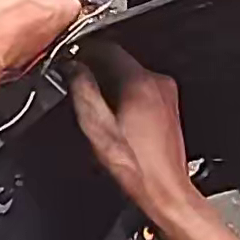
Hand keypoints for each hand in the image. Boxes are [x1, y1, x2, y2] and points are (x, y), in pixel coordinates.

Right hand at [68, 43, 192, 217]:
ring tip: (93, 98)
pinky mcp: (168, 106)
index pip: (108, 48)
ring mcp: (166, 94)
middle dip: (96, 66)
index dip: (85, 50)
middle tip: (76, 79)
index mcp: (140, 82)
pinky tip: (113, 113)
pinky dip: (124, 92)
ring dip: (110, 80)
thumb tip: (73, 69)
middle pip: (120, 60)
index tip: (71, 58)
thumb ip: (83, 92)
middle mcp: (158, 83)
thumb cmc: (134, 166)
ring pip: (130, 73)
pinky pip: (141, 87)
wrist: (165, 191)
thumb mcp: (97, 127)